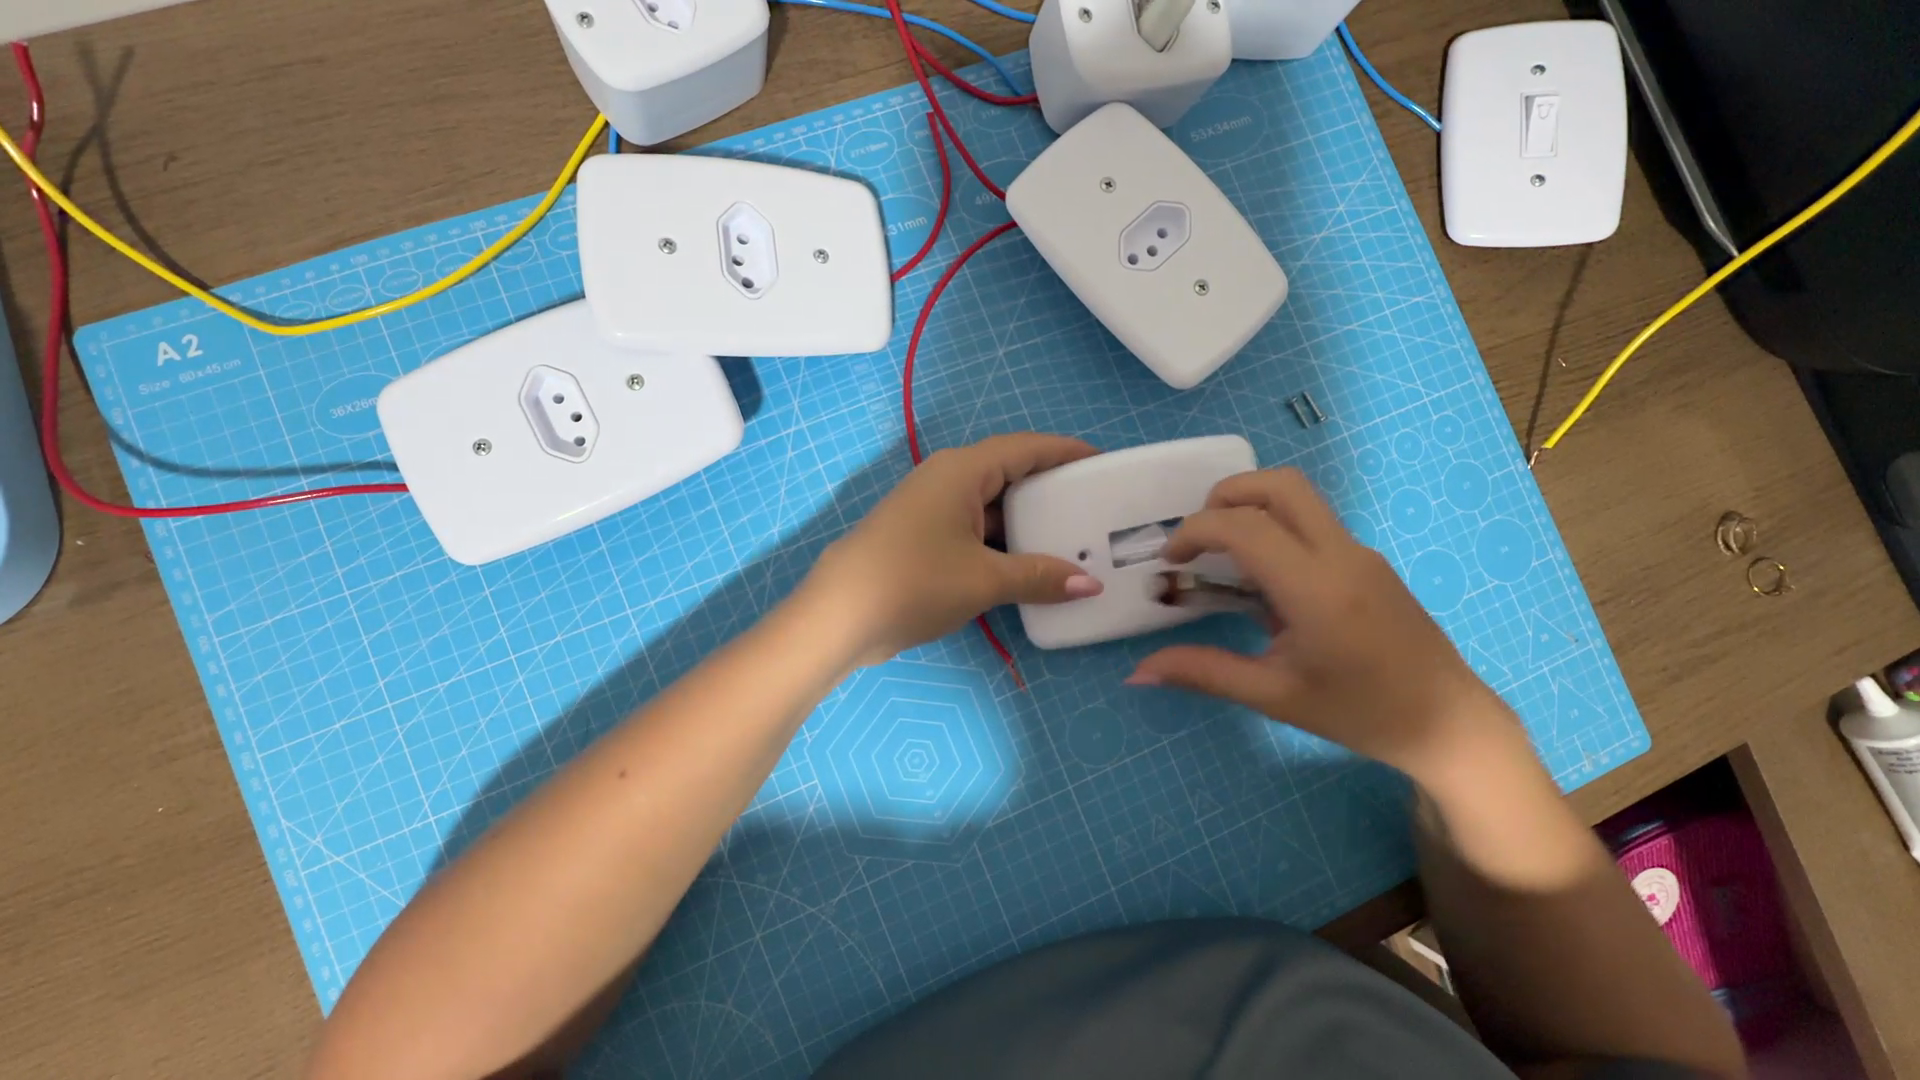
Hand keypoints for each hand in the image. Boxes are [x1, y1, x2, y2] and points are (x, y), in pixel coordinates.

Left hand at [805, 434, 1105, 663]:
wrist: (839, 616)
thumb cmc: (913, 582)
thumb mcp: (983, 580)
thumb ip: (1039, 576)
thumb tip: (1089, 585)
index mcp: (962, 471)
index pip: (1027, 448)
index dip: (1068, 453)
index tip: (1106, 463)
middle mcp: (947, 480)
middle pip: (1011, 475)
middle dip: (1053, 490)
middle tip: (1096, 508)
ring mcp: (933, 510)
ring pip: (993, 507)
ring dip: (1028, 524)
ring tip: (1074, 540)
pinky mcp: (924, 538)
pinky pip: (976, 531)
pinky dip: (1004, 544)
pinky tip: (1031, 568)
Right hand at [1128, 467, 1511, 780]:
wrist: (1449, 724)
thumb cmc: (1360, 713)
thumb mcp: (1275, 696)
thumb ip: (1204, 673)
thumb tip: (1138, 672)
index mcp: (1316, 587)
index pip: (1244, 526)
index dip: (1194, 532)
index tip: (1169, 561)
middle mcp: (1341, 555)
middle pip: (1279, 485)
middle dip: (1225, 495)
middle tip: (1197, 537)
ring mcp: (1360, 554)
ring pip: (1300, 498)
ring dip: (1251, 508)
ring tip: (1223, 557)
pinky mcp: (1368, 563)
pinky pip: (1314, 525)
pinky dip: (1275, 530)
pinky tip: (1263, 584)